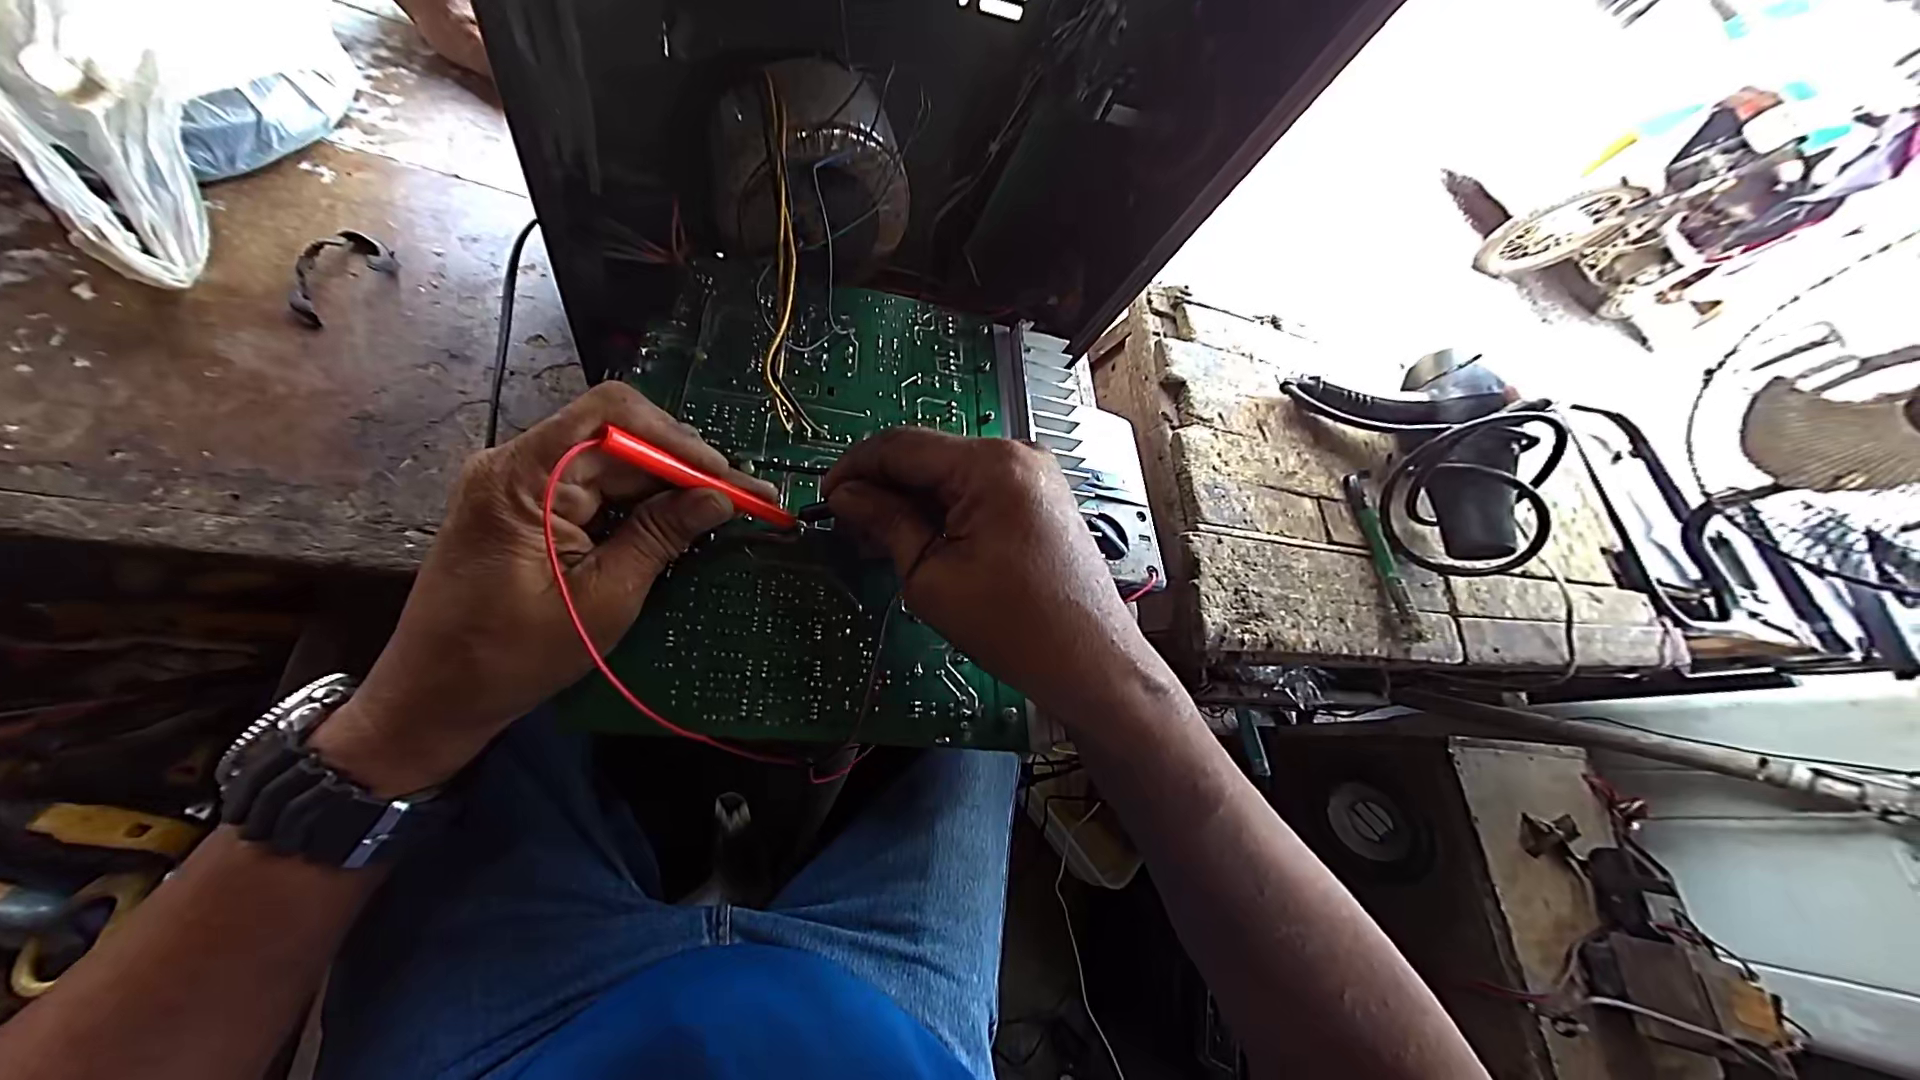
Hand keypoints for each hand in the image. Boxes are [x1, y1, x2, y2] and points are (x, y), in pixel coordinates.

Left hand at [312, 382, 774, 794]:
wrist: (435, 694)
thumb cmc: (514, 655)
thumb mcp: (604, 598)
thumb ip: (660, 537)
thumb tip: (718, 499)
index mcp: (522, 478)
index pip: (612, 419)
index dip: (679, 442)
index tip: (727, 481)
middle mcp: (519, 463)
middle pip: (619, 433)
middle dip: (685, 463)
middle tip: (742, 497)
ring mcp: (523, 481)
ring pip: (616, 458)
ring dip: (670, 482)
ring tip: (722, 507)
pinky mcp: (531, 504)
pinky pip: (599, 483)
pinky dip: (644, 498)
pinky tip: (679, 516)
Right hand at [822, 428, 1159, 713]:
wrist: (1089, 661)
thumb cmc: (1016, 627)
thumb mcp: (930, 576)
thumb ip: (886, 522)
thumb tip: (848, 496)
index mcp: (990, 464)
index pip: (900, 445)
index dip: (855, 468)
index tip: (828, 497)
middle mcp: (1016, 454)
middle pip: (928, 456)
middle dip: (883, 488)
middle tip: (852, 527)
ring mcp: (1033, 474)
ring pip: (951, 474)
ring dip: (912, 501)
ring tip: (881, 540)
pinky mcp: (1038, 496)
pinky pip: (977, 489)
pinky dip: (944, 509)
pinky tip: (921, 538)